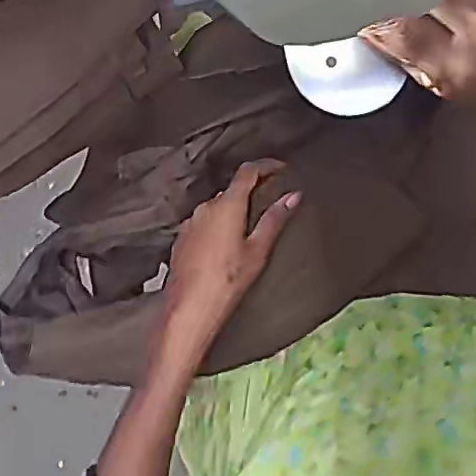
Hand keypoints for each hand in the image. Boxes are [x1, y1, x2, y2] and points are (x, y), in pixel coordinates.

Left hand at [159, 160, 300, 356]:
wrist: (189, 309)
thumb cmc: (228, 281)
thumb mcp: (258, 250)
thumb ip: (274, 219)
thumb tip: (293, 195)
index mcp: (227, 205)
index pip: (247, 171)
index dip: (266, 165)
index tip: (280, 168)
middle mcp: (206, 207)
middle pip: (232, 189)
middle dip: (252, 189)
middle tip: (271, 195)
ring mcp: (190, 222)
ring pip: (217, 206)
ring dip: (234, 208)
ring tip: (251, 222)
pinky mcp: (182, 238)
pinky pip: (204, 222)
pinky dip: (218, 223)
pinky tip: (226, 242)